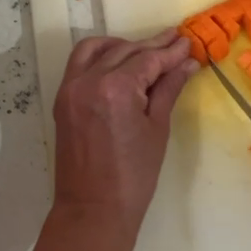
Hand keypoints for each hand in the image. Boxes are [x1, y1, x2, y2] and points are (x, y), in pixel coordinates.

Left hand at [51, 32, 197, 233]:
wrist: (93, 208)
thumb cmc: (134, 176)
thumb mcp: (157, 129)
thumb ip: (168, 90)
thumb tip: (186, 64)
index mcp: (115, 88)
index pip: (147, 60)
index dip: (170, 52)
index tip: (188, 42)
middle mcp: (88, 81)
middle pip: (123, 51)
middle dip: (151, 46)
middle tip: (175, 42)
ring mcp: (70, 88)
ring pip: (95, 50)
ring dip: (121, 46)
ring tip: (146, 52)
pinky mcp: (62, 99)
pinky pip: (79, 64)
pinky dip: (99, 57)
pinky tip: (119, 64)